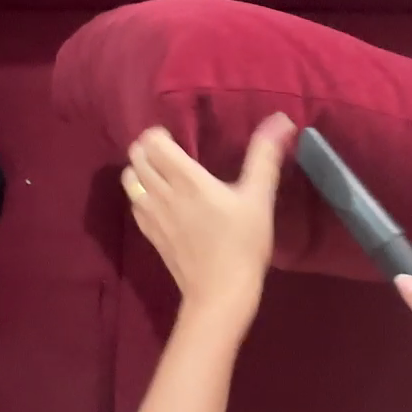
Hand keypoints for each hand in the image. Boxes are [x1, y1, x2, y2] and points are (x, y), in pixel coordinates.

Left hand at [122, 114, 294, 325]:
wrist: (220, 293)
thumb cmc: (243, 243)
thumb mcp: (259, 198)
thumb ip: (265, 156)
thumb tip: (281, 119)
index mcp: (186, 179)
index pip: (153, 142)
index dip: (160, 133)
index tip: (181, 137)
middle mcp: (161, 193)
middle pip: (136, 156)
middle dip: (149, 147)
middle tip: (174, 151)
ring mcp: (150, 215)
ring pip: (130, 178)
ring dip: (141, 169)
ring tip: (164, 172)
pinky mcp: (149, 234)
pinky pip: (134, 202)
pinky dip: (141, 192)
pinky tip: (162, 199)